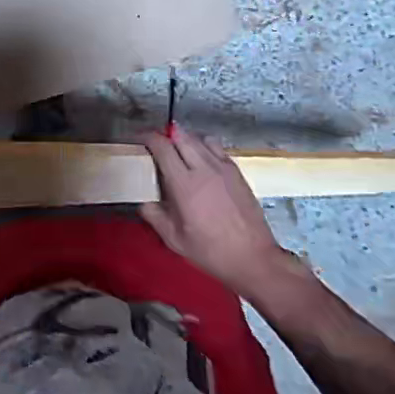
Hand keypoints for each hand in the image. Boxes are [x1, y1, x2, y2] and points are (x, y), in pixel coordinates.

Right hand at [139, 127, 302, 299]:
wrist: (253, 258)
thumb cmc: (211, 251)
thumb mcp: (175, 240)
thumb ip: (155, 217)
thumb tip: (144, 202)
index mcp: (184, 185)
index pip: (163, 148)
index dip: (149, 138)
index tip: (141, 139)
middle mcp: (203, 169)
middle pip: (181, 136)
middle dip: (166, 135)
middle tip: (158, 145)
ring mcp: (223, 168)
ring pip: (200, 138)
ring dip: (186, 139)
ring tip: (180, 151)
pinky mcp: (236, 171)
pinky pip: (217, 148)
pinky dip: (205, 147)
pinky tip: (202, 162)